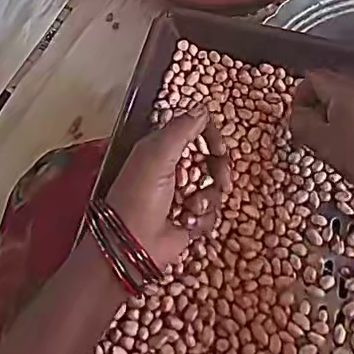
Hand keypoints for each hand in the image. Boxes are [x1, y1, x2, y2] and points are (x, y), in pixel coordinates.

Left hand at [104, 110, 229, 269]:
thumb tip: (202, 109)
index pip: (194, 130)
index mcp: (161, 148)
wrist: (133, 245)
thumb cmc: (139, 197)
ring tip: (191, 207)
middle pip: (211, 158)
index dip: (210, 137)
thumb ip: (180, 129)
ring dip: (207, 198)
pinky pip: (212, 212)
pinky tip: (187, 223)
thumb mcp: (157, 156)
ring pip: (215, 187)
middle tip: (220, 179)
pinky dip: (202, 218)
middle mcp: (173, 168)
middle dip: (218, 169)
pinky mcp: (190, 218)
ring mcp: (182, 194)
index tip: (219, 149)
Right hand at [287, 69, 353, 196]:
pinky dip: (353, 123)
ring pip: (349, 101)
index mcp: (345, 90)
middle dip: (316, 107)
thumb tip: (297, 115)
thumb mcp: (322, 143)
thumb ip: (302, 124)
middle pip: (331, 87)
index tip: (297, 119)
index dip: (299, 97)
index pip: (312, 79)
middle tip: (311, 132)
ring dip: (335, 117)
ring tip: (332, 143)